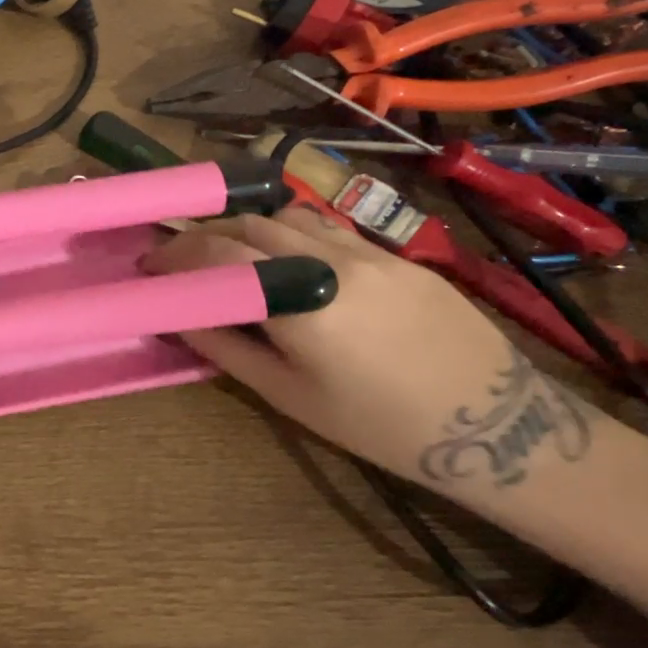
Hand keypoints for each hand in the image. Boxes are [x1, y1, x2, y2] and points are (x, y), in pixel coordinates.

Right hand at [141, 207, 578, 487]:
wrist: (499, 430)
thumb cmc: (378, 426)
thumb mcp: (287, 395)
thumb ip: (224, 346)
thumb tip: (175, 313)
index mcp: (302, 304)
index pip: (217, 254)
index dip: (172, 253)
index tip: (147, 266)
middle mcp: (334, 263)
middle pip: (247, 225)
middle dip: (202, 236)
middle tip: (179, 261)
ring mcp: (373, 254)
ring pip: (287, 217)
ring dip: (246, 229)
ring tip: (231, 256)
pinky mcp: (401, 256)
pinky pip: (329, 230)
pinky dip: (290, 236)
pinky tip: (287, 262)